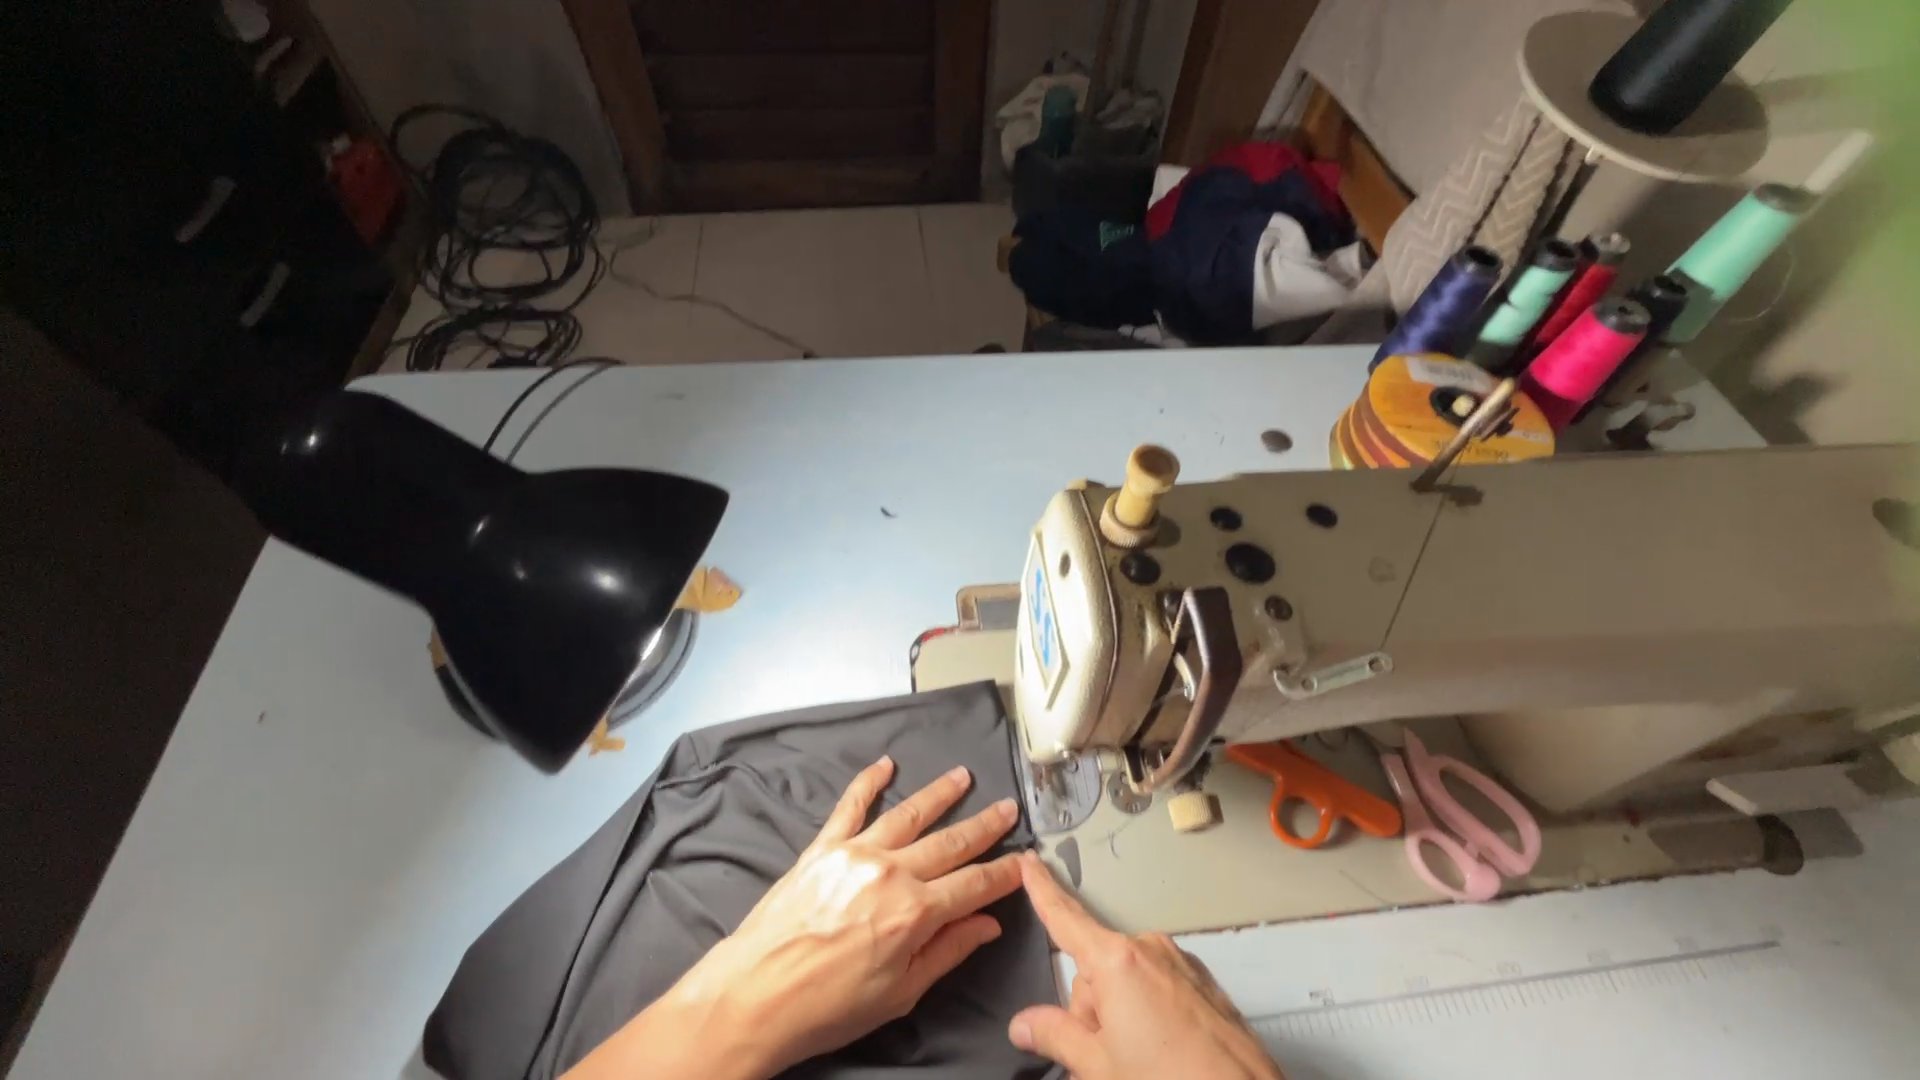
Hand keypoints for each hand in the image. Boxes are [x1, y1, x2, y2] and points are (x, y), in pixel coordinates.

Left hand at [565, 756, 1023, 1079]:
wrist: (752, 996)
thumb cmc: (828, 1008)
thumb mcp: (900, 994)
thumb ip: (947, 951)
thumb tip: (987, 923)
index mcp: (915, 912)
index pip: (974, 884)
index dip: (1004, 872)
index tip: (1024, 859)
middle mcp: (891, 872)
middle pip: (950, 842)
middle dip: (984, 824)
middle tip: (1007, 807)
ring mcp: (856, 854)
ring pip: (909, 814)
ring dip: (939, 794)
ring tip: (962, 775)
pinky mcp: (824, 847)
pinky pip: (850, 805)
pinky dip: (867, 782)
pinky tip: (885, 765)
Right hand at [1009, 852, 1283, 1079]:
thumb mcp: (1099, 1067)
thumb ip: (1057, 1036)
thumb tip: (1025, 1023)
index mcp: (1117, 962)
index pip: (1065, 917)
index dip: (1041, 888)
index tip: (1028, 862)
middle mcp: (1149, 949)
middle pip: (1095, 969)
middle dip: (1091, 1009)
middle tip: (1106, 1056)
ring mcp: (1180, 963)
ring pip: (1127, 980)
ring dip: (1121, 1014)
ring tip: (1143, 1061)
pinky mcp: (1203, 982)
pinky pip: (1157, 987)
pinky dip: (1150, 1013)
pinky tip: (1165, 1053)